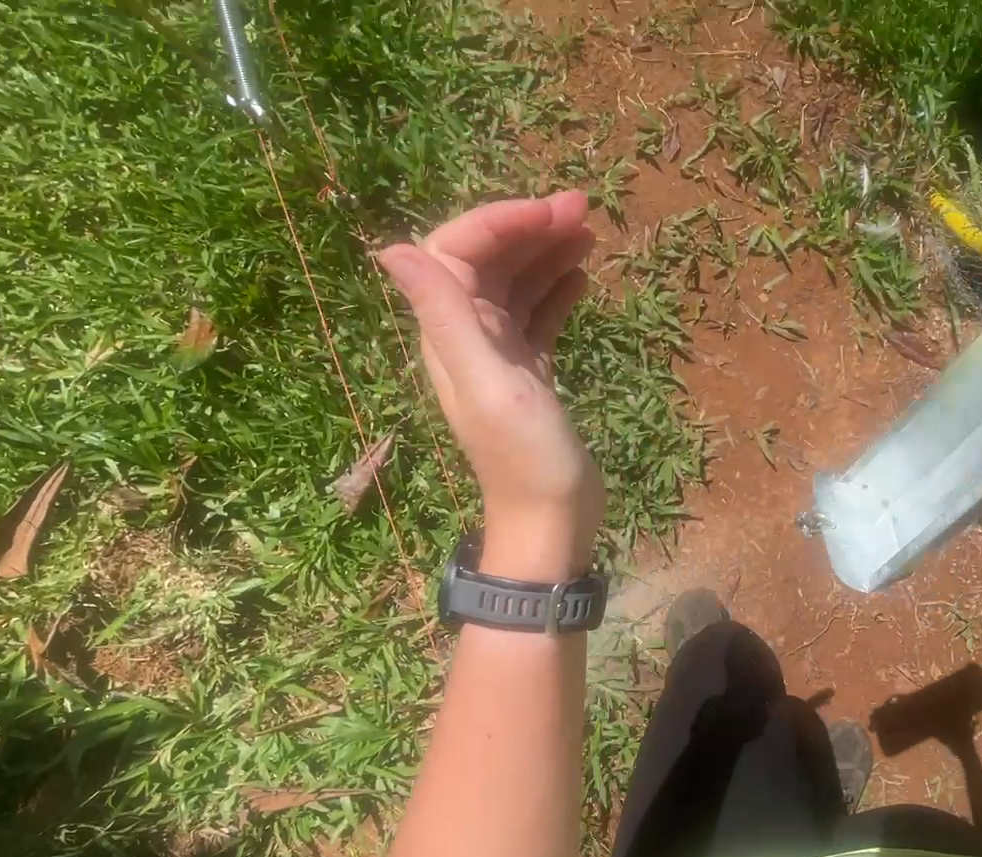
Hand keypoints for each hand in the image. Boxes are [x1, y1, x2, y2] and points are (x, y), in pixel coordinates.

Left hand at [378, 193, 601, 580]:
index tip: (555, 211)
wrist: (551, 520)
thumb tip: (391, 247)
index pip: (460, 251)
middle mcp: (469, 337)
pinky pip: (539, 320)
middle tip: (585, 210)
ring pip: (518, 288)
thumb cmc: (526, 460)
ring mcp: (501, 358)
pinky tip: (582, 279)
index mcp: (451, 333)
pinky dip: (558, 294)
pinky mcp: (531, 377)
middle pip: (492, 263)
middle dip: (532, 229)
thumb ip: (446, 319)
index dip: (502, 222)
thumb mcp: (490, 387)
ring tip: (591, 235)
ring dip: (549, 255)